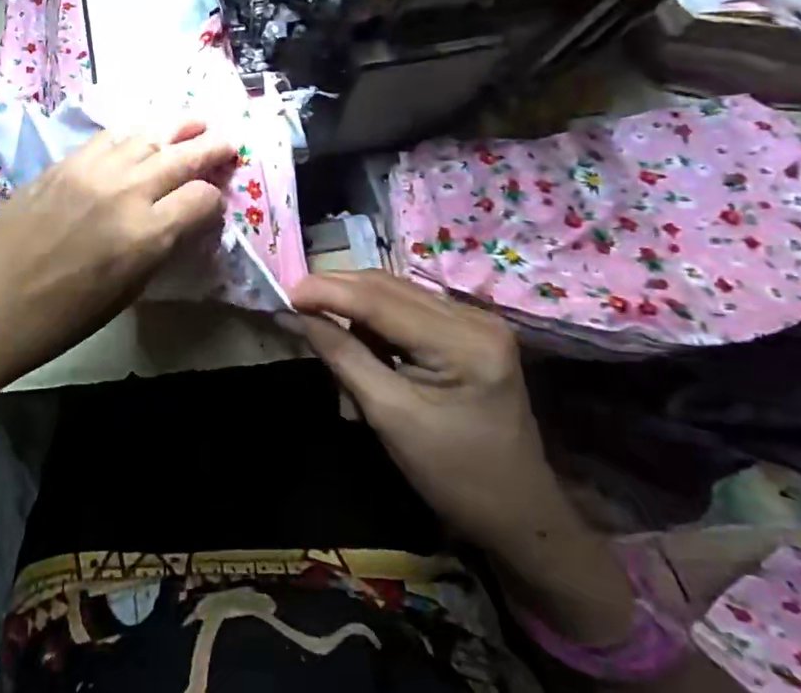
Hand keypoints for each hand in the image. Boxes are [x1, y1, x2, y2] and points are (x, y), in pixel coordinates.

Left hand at [0, 121, 236, 394]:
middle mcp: (126, 190)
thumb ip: (159, 249)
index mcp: (147, 234)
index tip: (214, 205)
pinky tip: (144, 133)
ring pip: (146, 134)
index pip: (201, 199)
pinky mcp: (64, 162)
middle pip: (182, 156)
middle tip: (230, 139)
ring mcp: (92, 169)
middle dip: (212, 147)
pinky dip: (135, 132)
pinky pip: (110, 136)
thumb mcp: (126, 292)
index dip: (215, 200)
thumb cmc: (59, 318)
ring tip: (196, 122)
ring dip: (176, 127)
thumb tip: (179, 223)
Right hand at [284, 272, 634, 643]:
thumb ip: (342, 355)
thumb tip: (297, 314)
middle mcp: (474, 317)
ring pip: (392, 297)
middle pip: (386, 288)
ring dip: (355, 321)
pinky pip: (406, 314)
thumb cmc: (453, 473)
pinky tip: (365, 363)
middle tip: (295, 315)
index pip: (380, 299)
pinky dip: (375, 332)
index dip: (327, 291)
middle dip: (337, 299)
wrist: (516, 512)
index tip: (284, 294)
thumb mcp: (388, 415)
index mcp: (465, 341)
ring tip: (339, 368)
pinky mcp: (468, 332)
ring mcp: (475, 321)